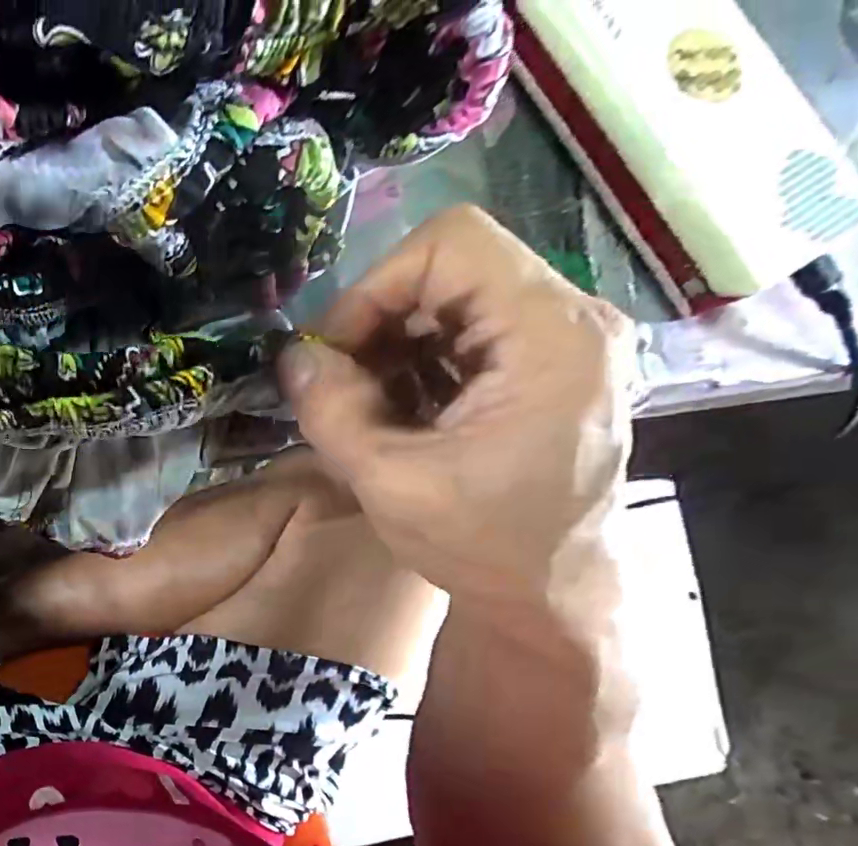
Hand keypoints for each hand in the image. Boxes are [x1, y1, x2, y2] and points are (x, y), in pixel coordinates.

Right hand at [283, 206, 636, 612]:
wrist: (548, 589)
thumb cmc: (480, 541)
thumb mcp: (388, 480)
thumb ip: (332, 410)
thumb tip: (291, 356)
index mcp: (549, 335)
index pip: (450, 245)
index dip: (373, 289)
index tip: (336, 354)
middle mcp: (566, 319)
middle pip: (446, 268)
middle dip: (373, 320)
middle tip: (337, 384)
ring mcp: (557, 340)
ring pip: (447, 298)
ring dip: (386, 344)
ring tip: (361, 404)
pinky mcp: (539, 365)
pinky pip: (460, 332)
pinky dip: (409, 362)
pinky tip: (391, 411)